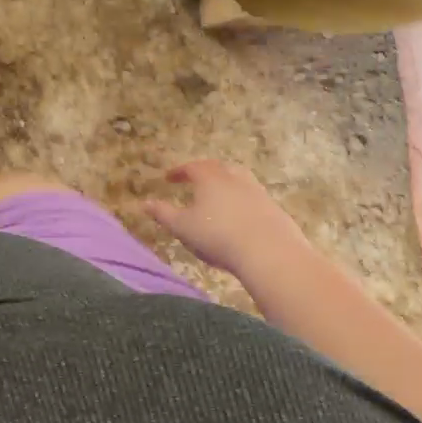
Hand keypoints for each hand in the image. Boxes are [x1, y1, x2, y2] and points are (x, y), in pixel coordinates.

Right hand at [144, 160, 313, 277]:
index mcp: (211, 180)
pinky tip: (237, 217)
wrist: (271, 255)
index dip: (179, 171)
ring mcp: (260, 195)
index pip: (193, 167)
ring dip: (228, 185)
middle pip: (222, 168)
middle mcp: (237, 181)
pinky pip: (255, 199)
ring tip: (217, 198)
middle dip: (207, 171)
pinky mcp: (277, 212)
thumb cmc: (217, 236)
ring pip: (242, 181)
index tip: (169, 178)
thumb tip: (144, 203)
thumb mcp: (181, 226)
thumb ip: (162, 213)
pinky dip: (242, 201)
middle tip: (196, 180)